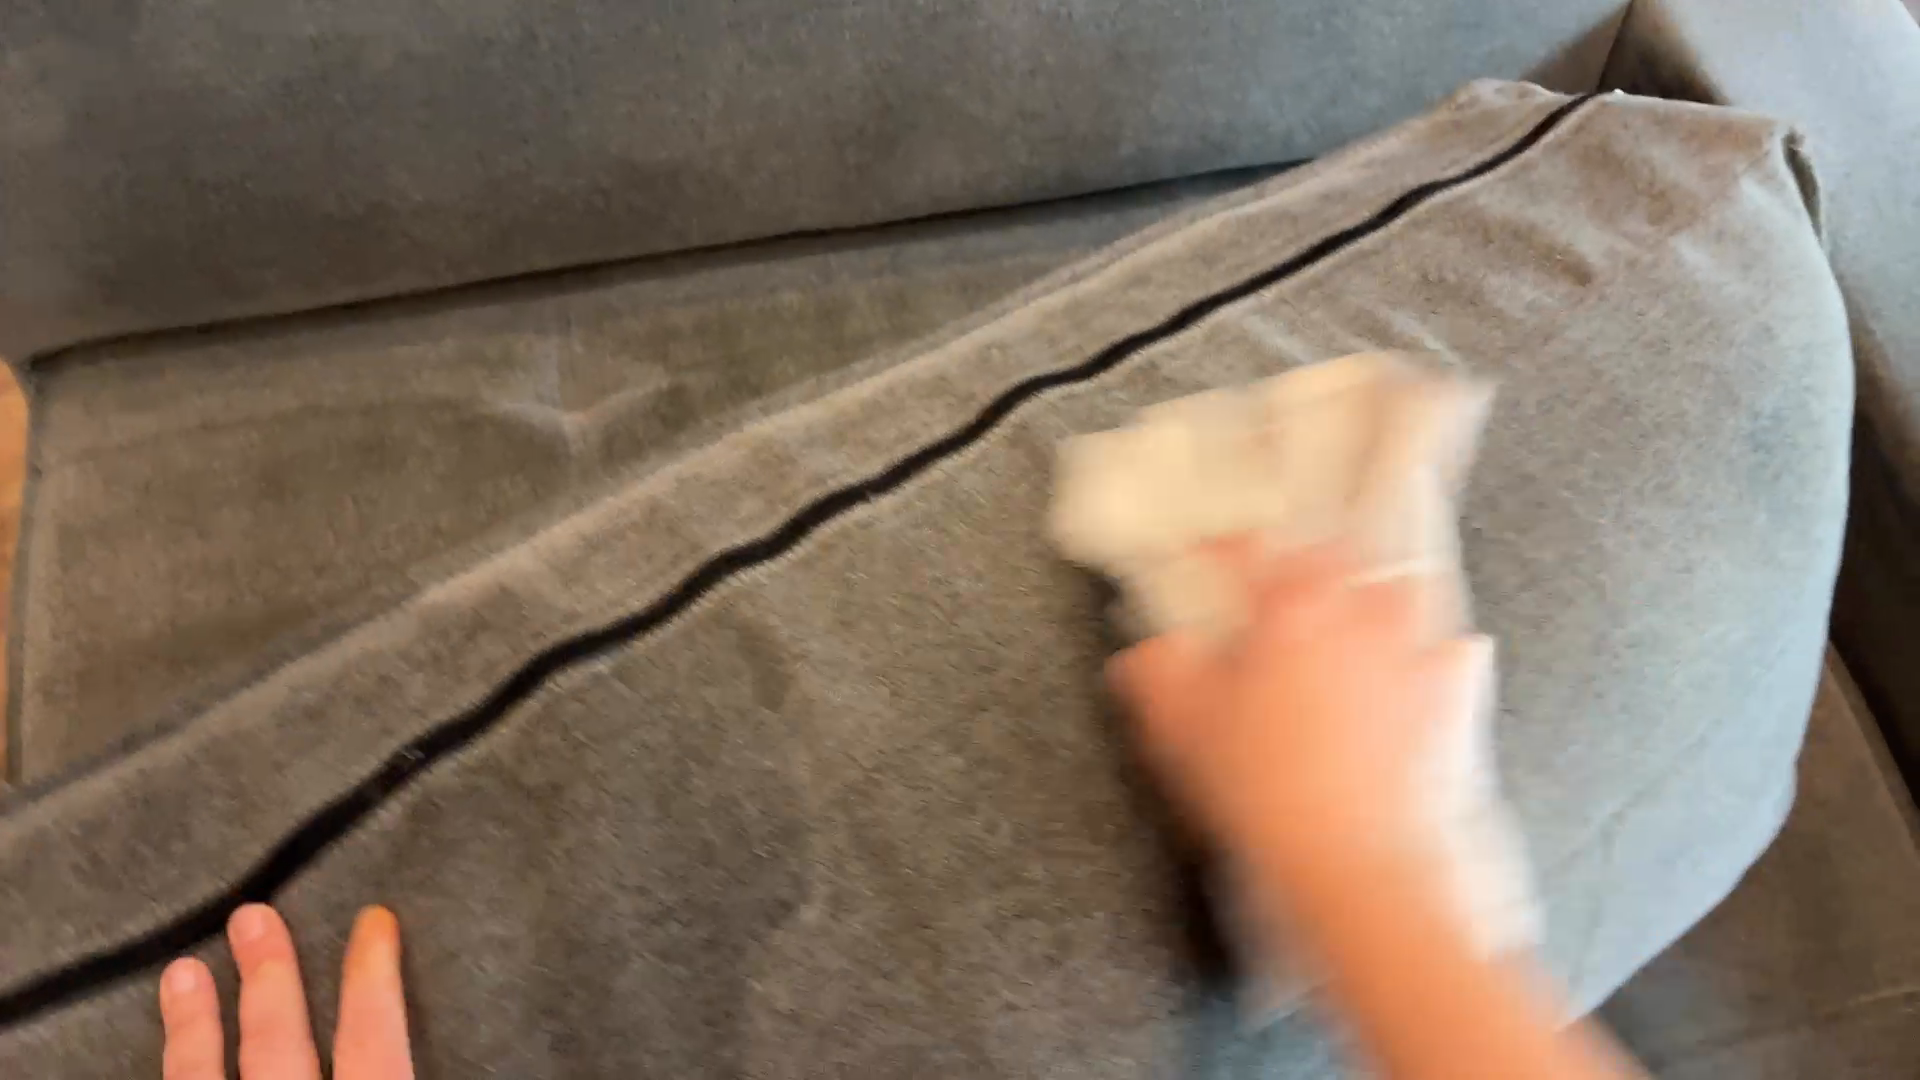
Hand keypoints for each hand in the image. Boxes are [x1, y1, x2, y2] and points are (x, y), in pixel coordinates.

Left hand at [159, 904, 413, 1079]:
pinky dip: (170, 1072)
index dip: (372, 975)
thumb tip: (530, 1046)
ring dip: (191, 1028)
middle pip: (276, 1046)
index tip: (373, 918)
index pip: (371, 1034)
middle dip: (267, 978)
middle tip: (250, 916)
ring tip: (180, 970)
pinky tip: (165, 1057)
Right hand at [1109, 541, 1492, 889]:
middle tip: (1286, 565)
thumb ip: (1158, 675)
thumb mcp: (1183, 727)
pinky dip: (1442, 650)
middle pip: (1337, 553)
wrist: (1360, 864)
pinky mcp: (1449, 706)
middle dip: (1307, 551)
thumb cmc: (1273, 791)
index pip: (1247, 552)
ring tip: (1358, 593)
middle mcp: (1355, 622)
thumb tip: (1144, 654)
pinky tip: (1434, 654)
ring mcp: (1410, 660)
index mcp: (1289, 616)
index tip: (1203, 553)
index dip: (1218, 546)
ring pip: (1403, 591)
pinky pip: (1456, 656)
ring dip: (1376, 586)